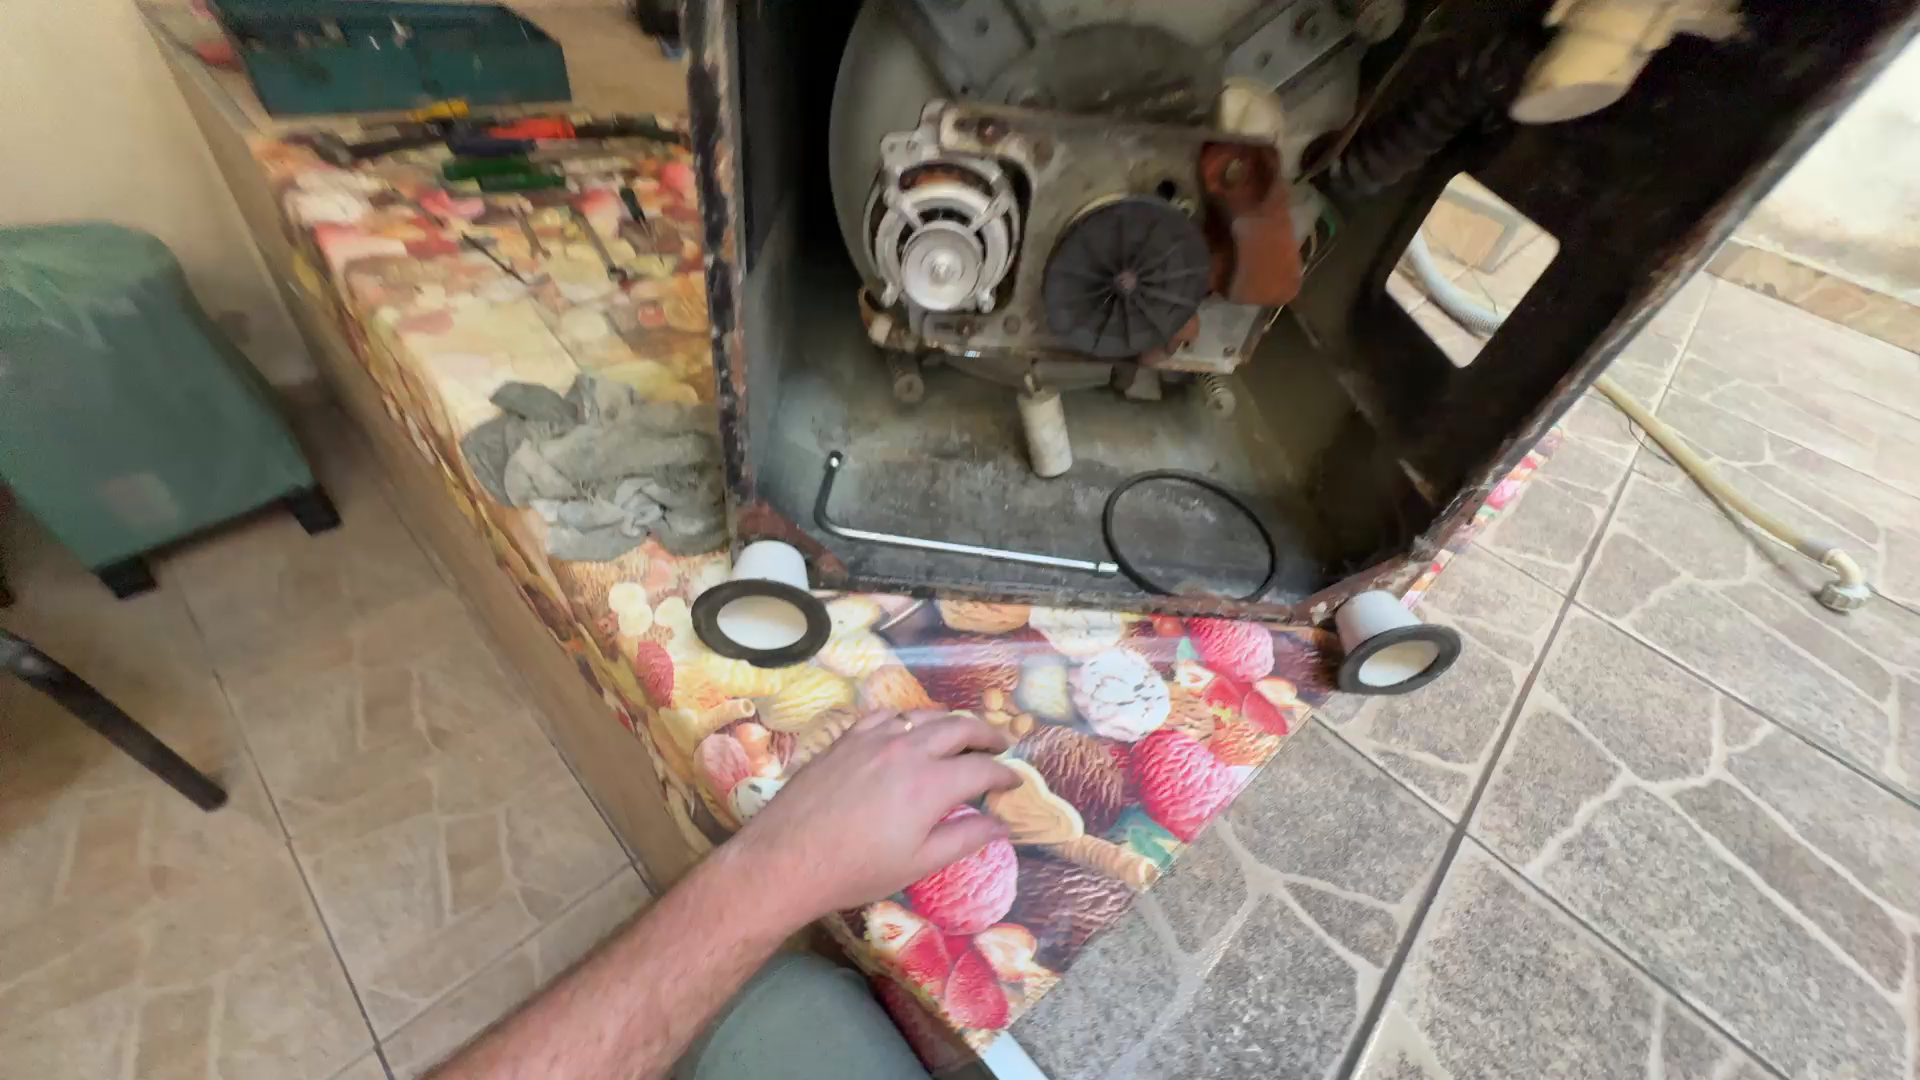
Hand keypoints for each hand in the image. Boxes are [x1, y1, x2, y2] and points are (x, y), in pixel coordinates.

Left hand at [721, 709, 1019, 931]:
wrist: (786, 858)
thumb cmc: (856, 870)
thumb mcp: (917, 864)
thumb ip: (964, 839)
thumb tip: (1001, 826)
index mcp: (931, 784)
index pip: (982, 769)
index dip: (1004, 774)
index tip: (1014, 780)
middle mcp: (908, 749)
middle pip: (960, 727)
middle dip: (987, 734)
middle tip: (1001, 744)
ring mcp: (876, 737)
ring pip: (925, 715)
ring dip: (951, 722)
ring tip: (962, 733)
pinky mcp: (849, 737)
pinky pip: (888, 714)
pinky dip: (909, 718)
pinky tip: (910, 728)